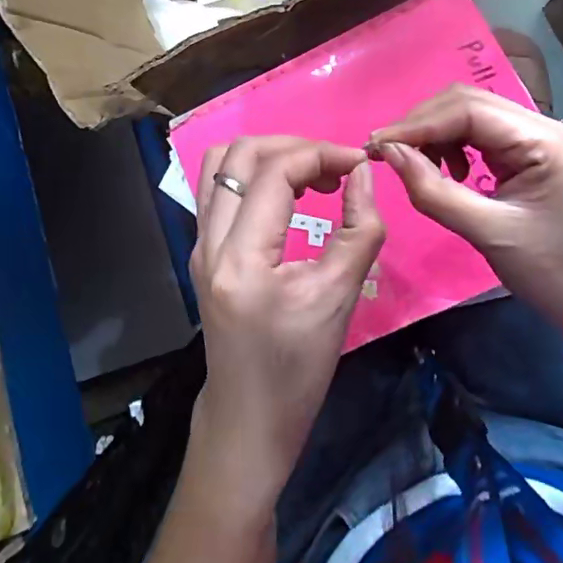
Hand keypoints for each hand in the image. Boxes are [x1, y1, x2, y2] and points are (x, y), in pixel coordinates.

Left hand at [188, 136, 385, 504]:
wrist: (248, 415)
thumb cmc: (297, 369)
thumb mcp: (339, 301)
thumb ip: (359, 232)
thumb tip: (364, 175)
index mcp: (240, 256)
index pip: (273, 173)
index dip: (319, 154)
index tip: (359, 162)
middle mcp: (208, 239)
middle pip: (238, 155)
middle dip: (291, 147)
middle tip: (334, 166)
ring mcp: (198, 242)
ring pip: (218, 165)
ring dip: (265, 156)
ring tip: (310, 174)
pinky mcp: (202, 248)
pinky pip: (217, 188)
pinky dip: (250, 175)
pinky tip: (285, 193)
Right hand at [367, 85, 562, 373]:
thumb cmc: (554, 275)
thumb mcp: (487, 234)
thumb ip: (433, 190)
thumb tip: (387, 153)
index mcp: (546, 142)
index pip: (467, 110)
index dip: (416, 124)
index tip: (376, 146)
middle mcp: (545, 128)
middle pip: (467, 102)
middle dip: (421, 124)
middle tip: (384, 153)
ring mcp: (540, 139)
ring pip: (470, 113)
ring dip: (434, 133)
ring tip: (413, 164)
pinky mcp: (532, 153)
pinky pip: (480, 132)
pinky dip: (451, 143)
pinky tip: (447, 170)